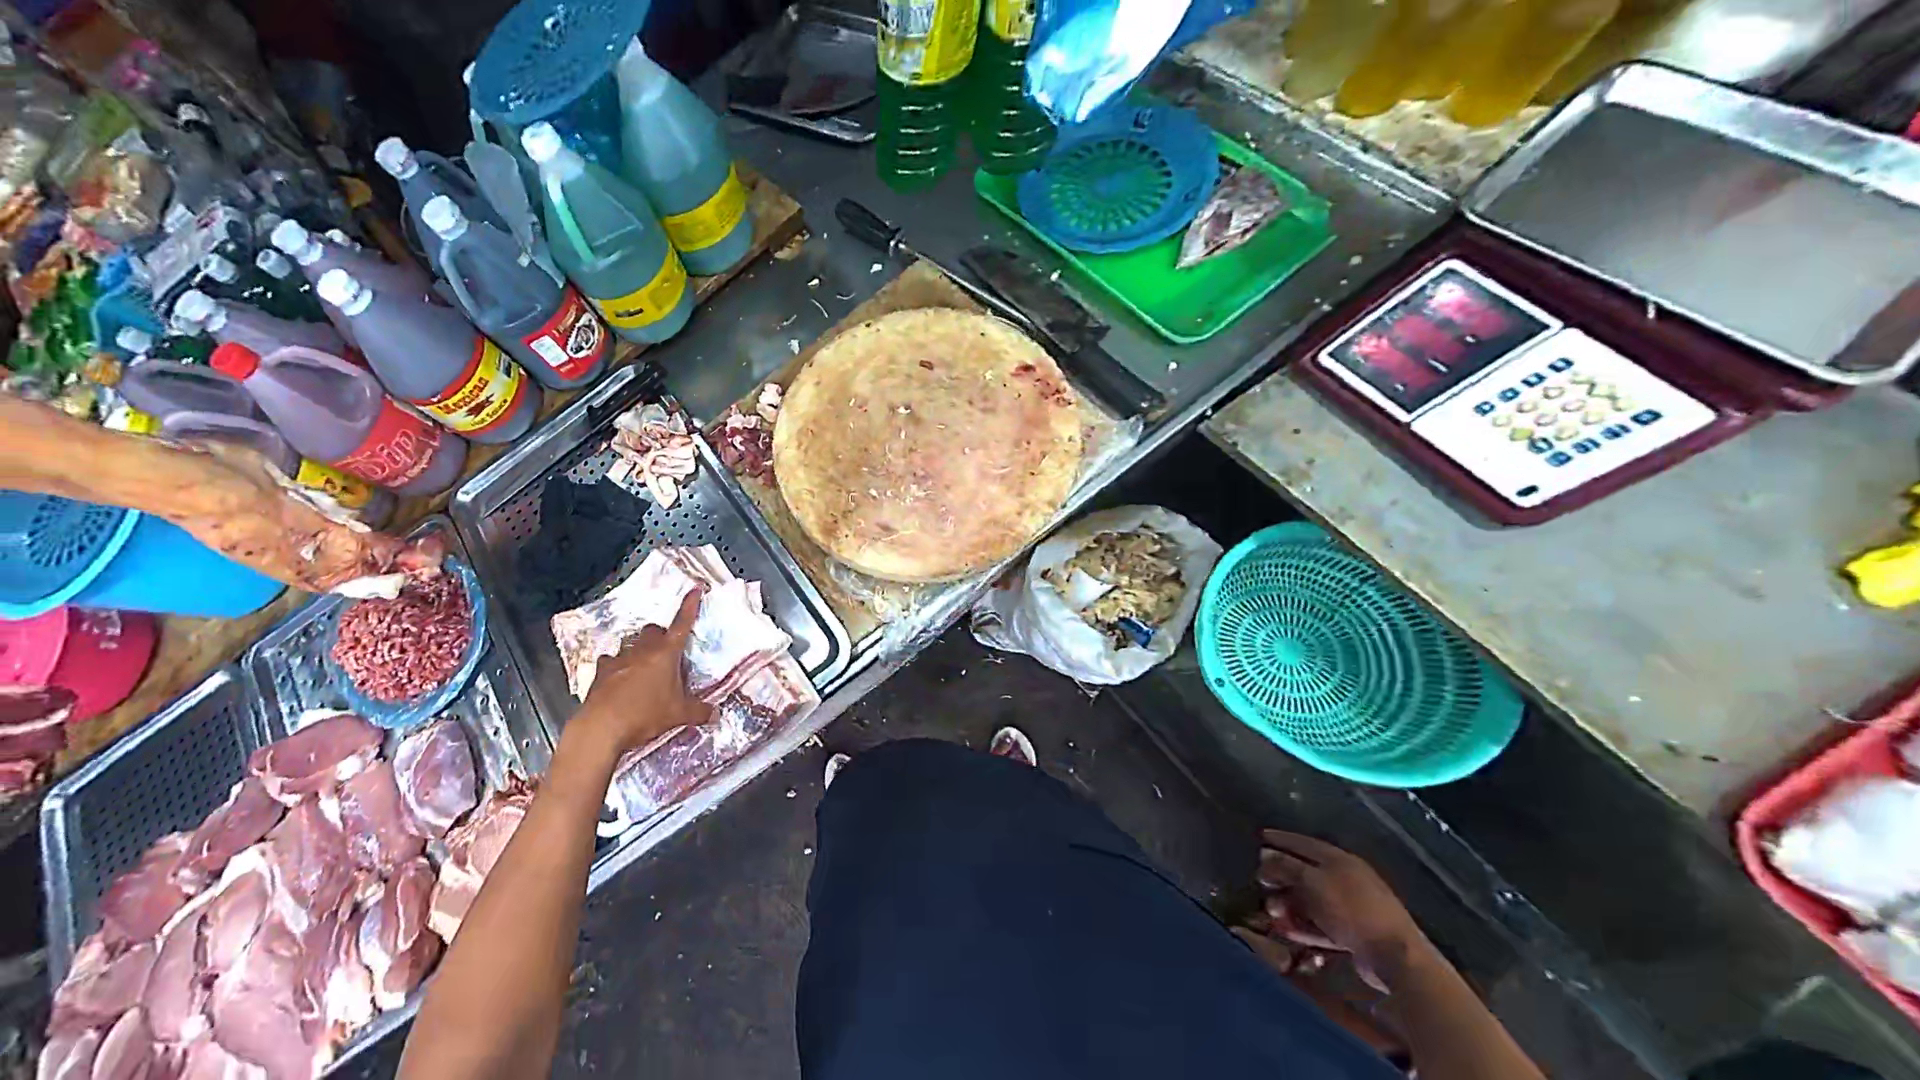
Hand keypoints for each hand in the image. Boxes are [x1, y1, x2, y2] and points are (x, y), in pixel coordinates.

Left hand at [571, 589, 706, 757]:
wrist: (601, 728)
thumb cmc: (645, 715)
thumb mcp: (679, 715)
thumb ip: (699, 711)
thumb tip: (714, 714)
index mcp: (665, 654)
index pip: (681, 624)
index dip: (689, 606)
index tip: (695, 590)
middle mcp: (642, 650)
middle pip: (652, 630)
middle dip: (660, 636)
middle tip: (668, 653)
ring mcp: (618, 660)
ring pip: (630, 643)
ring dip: (638, 650)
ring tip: (643, 667)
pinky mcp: (600, 673)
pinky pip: (611, 661)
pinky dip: (617, 666)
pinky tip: (619, 679)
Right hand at [1248, 830, 1427, 991]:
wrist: (1394, 957)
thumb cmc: (1351, 910)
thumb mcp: (1312, 882)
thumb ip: (1286, 866)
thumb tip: (1265, 854)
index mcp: (1340, 860)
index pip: (1304, 843)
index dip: (1281, 839)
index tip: (1261, 836)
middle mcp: (1346, 880)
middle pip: (1306, 873)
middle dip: (1281, 878)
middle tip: (1260, 882)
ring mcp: (1352, 908)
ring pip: (1311, 901)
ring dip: (1289, 905)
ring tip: (1271, 912)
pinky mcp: (1354, 934)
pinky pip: (1321, 925)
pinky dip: (1304, 926)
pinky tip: (1287, 932)